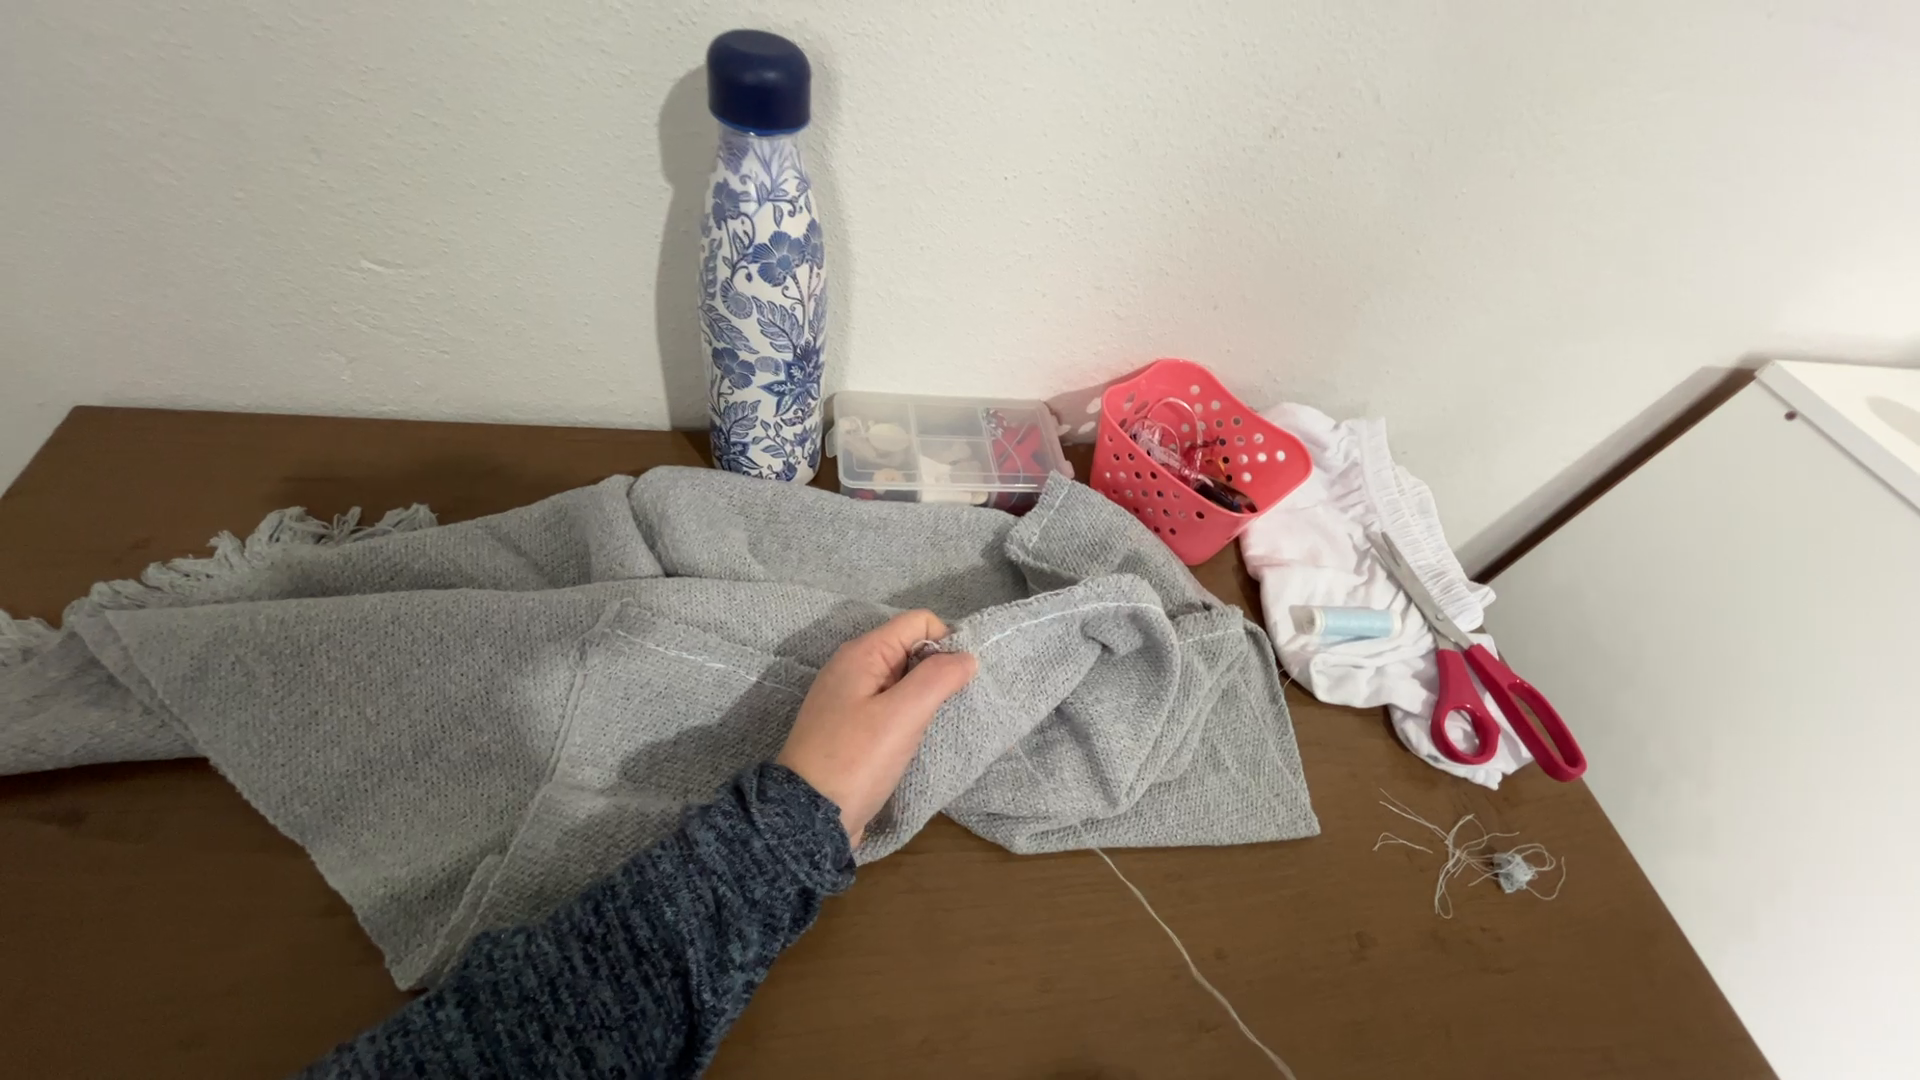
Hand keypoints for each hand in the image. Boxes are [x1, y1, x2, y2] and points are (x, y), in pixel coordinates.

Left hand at [776, 610, 977, 846]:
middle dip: (940, 670)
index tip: (961, 680)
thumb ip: (938, 678)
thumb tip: (968, 656)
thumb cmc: (855, 760)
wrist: (807, 817)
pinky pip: (890, 704)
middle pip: (911, 648)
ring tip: (942, 723)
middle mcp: (854, 666)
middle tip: (955, 705)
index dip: (947, 643)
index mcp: (863, 652)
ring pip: (903, 679)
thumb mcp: (902, 716)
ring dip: (927, 696)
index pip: (919, 622)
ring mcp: (850, 696)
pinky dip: (910, 714)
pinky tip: (920, 737)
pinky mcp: (851, 725)